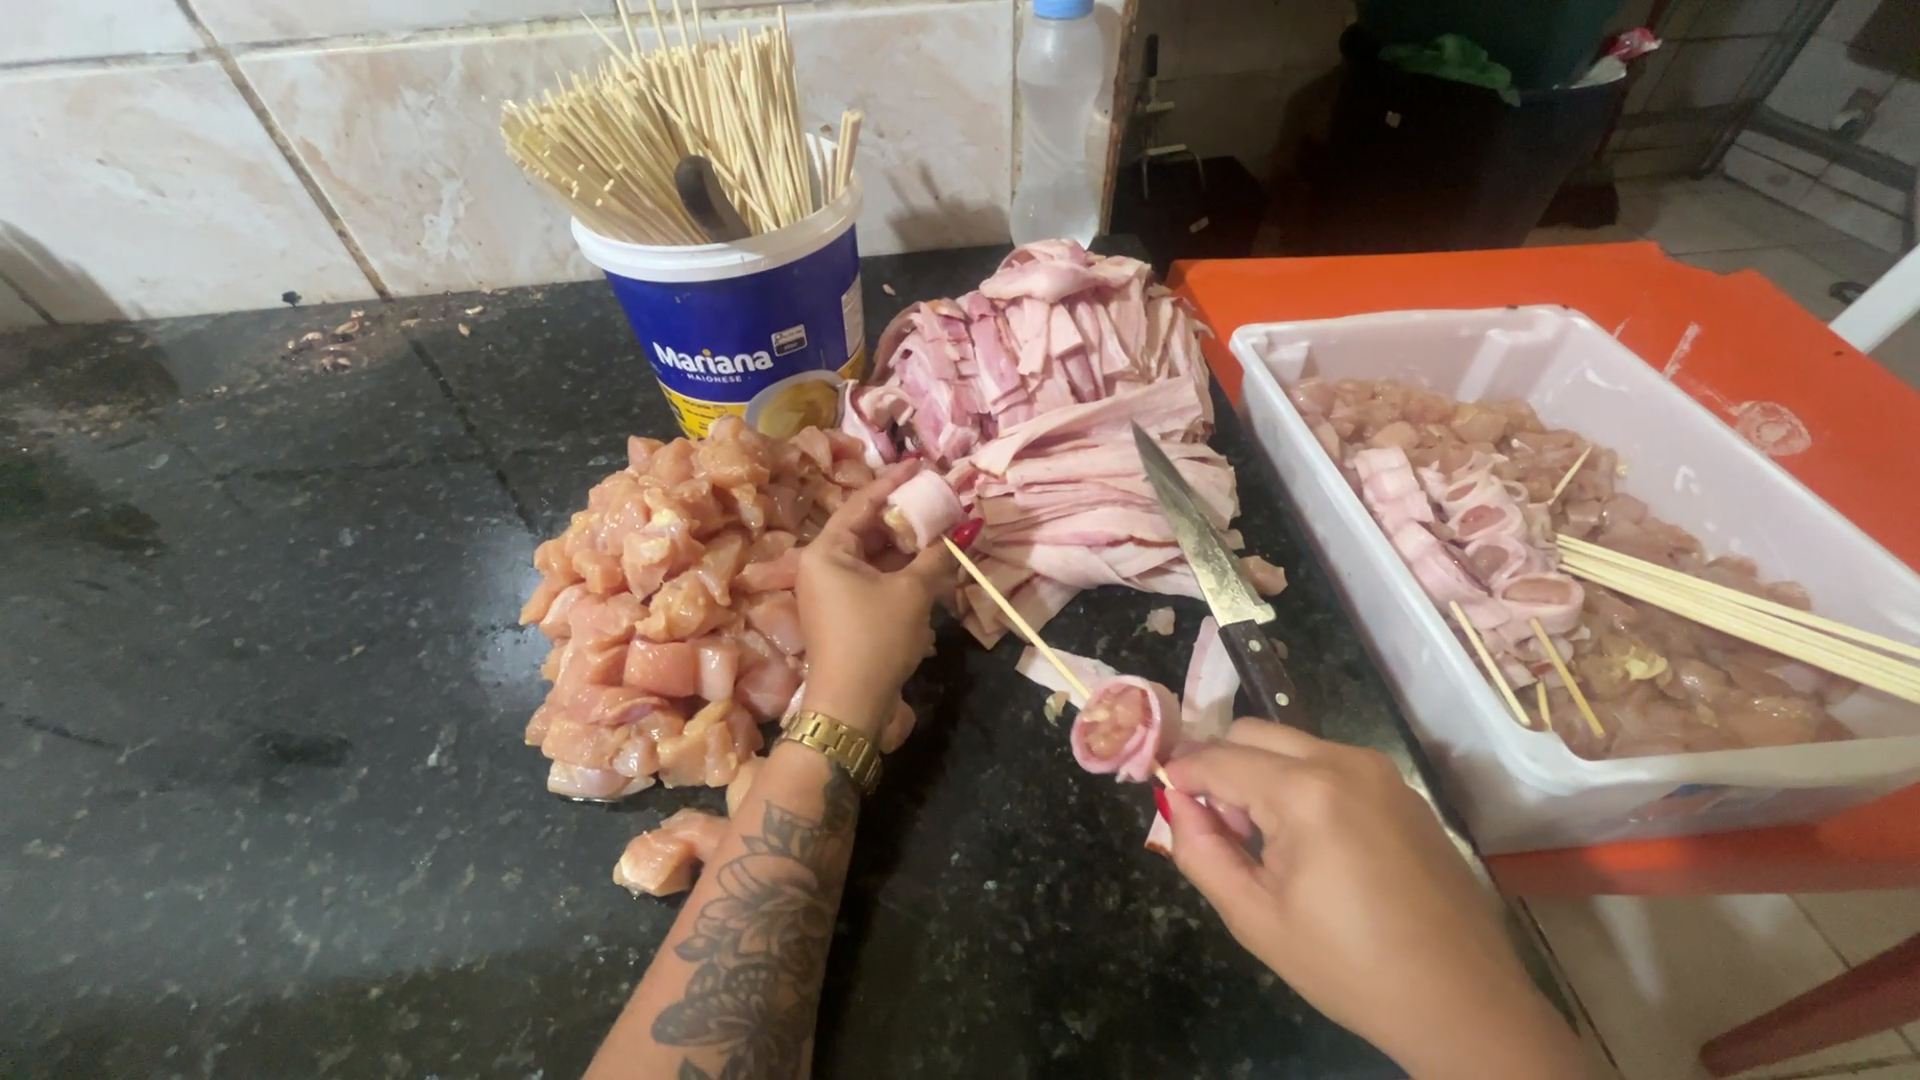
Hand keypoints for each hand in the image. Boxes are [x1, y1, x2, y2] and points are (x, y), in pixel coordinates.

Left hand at [797, 461, 956, 737]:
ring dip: (909, 547)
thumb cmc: (875, 638)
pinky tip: (932, 569)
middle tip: (941, 502)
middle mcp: (822, 565)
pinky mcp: (846, 613)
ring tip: (944, 533)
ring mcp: (833, 591)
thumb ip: (937, 556)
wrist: (851, 706)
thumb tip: (965, 528)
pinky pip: (876, 580)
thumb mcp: (912, 592)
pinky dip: (903, 573)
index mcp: (826, 550)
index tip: (922, 466)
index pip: (862, 503)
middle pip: (869, 528)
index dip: (895, 482)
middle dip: (907, 518)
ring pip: (876, 556)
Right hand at [1165, 720, 1586, 1079]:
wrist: (1467, 1005)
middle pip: (1251, 732)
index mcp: (1307, 793)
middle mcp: (1344, 761)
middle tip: (1217, 824)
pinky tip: (1307, 840)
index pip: (1218, 758)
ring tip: (1262, 837)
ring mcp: (1379, 770)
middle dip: (1219, 765)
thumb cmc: (1351, 968)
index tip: (1162, 794)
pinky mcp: (1400, 787)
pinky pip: (1325, 760)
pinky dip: (1296, 780)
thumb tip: (1178, 802)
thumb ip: (1200, 850)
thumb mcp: (1254, 918)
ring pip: (1288, 742)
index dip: (1181, 772)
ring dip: (1257, 772)